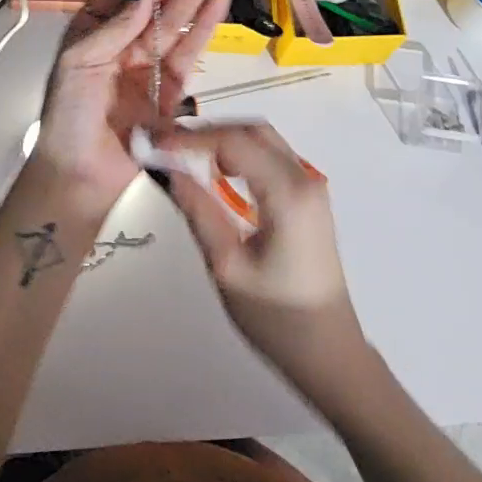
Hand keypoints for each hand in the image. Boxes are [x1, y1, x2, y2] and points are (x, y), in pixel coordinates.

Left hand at [31, 0, 232, 206]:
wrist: (83, 169)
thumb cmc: (69, 114)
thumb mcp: (79, 63)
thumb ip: (113, 28)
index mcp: (91, 34)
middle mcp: (120, 44)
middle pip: (150, 5)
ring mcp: (147, 66)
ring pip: (173, 23)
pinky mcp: (171, 88)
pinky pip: (190, 51)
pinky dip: (205, 27)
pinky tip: (218, 2)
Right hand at [152, 123, 362, 364]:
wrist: (327, 351)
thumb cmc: (275, 317)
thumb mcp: (226, 266)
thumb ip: (198, 211)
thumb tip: (168, 171)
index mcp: (289, 194)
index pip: (234, 142)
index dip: (190, 139)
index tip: (153, 146)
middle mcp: (306, 180)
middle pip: (253, 130)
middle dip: (207, 132)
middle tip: (165, 145)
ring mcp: (312, 188)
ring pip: (264, 140)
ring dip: (223, 141)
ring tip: (182, 156)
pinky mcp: (309, 200)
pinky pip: (272, 159)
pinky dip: (240, 155)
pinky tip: (214, 172)